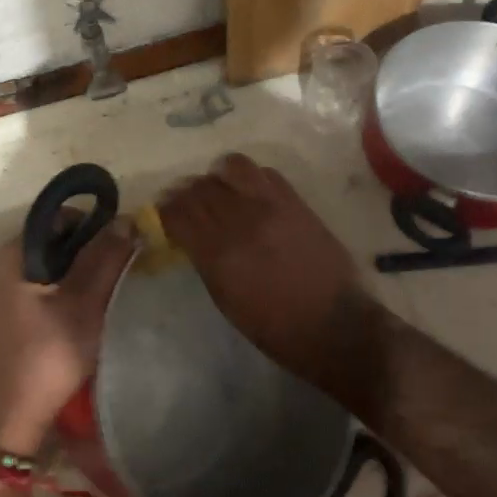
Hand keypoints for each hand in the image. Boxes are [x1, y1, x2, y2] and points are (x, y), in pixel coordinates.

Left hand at [0, 212, 136, 454]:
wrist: (14, 415)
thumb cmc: (49, 355)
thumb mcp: (84, 304)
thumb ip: (105, 260)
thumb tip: (127, 220)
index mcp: (14, 254)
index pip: (58, 217)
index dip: (93, 224)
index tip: (122, 243)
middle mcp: (4, 265)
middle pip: (57, 241)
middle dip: (90, 250)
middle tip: (122, 268)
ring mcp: (6, 291)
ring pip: (54, 266)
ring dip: (83, 273)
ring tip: (112, 287)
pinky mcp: (13, 314)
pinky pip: (47, 287)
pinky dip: (70, 291)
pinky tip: (92, 308)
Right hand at [157, 153, 382, 402]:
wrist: (336, 327)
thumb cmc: (275, 329)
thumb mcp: (225, 300)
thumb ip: (204, 261)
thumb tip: (187, 236)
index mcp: (219, 253)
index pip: (177, 212)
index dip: (162, 212)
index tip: (159, 217)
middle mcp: (242, 221)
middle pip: (199, 187)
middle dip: (183, 194)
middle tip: (182, 206)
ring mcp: (272, 206)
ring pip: (231, 168)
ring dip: (216, 178)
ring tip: (216, 192)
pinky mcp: (296, 202)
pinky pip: (265, 173)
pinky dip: (248, 178)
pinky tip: (248, 194)